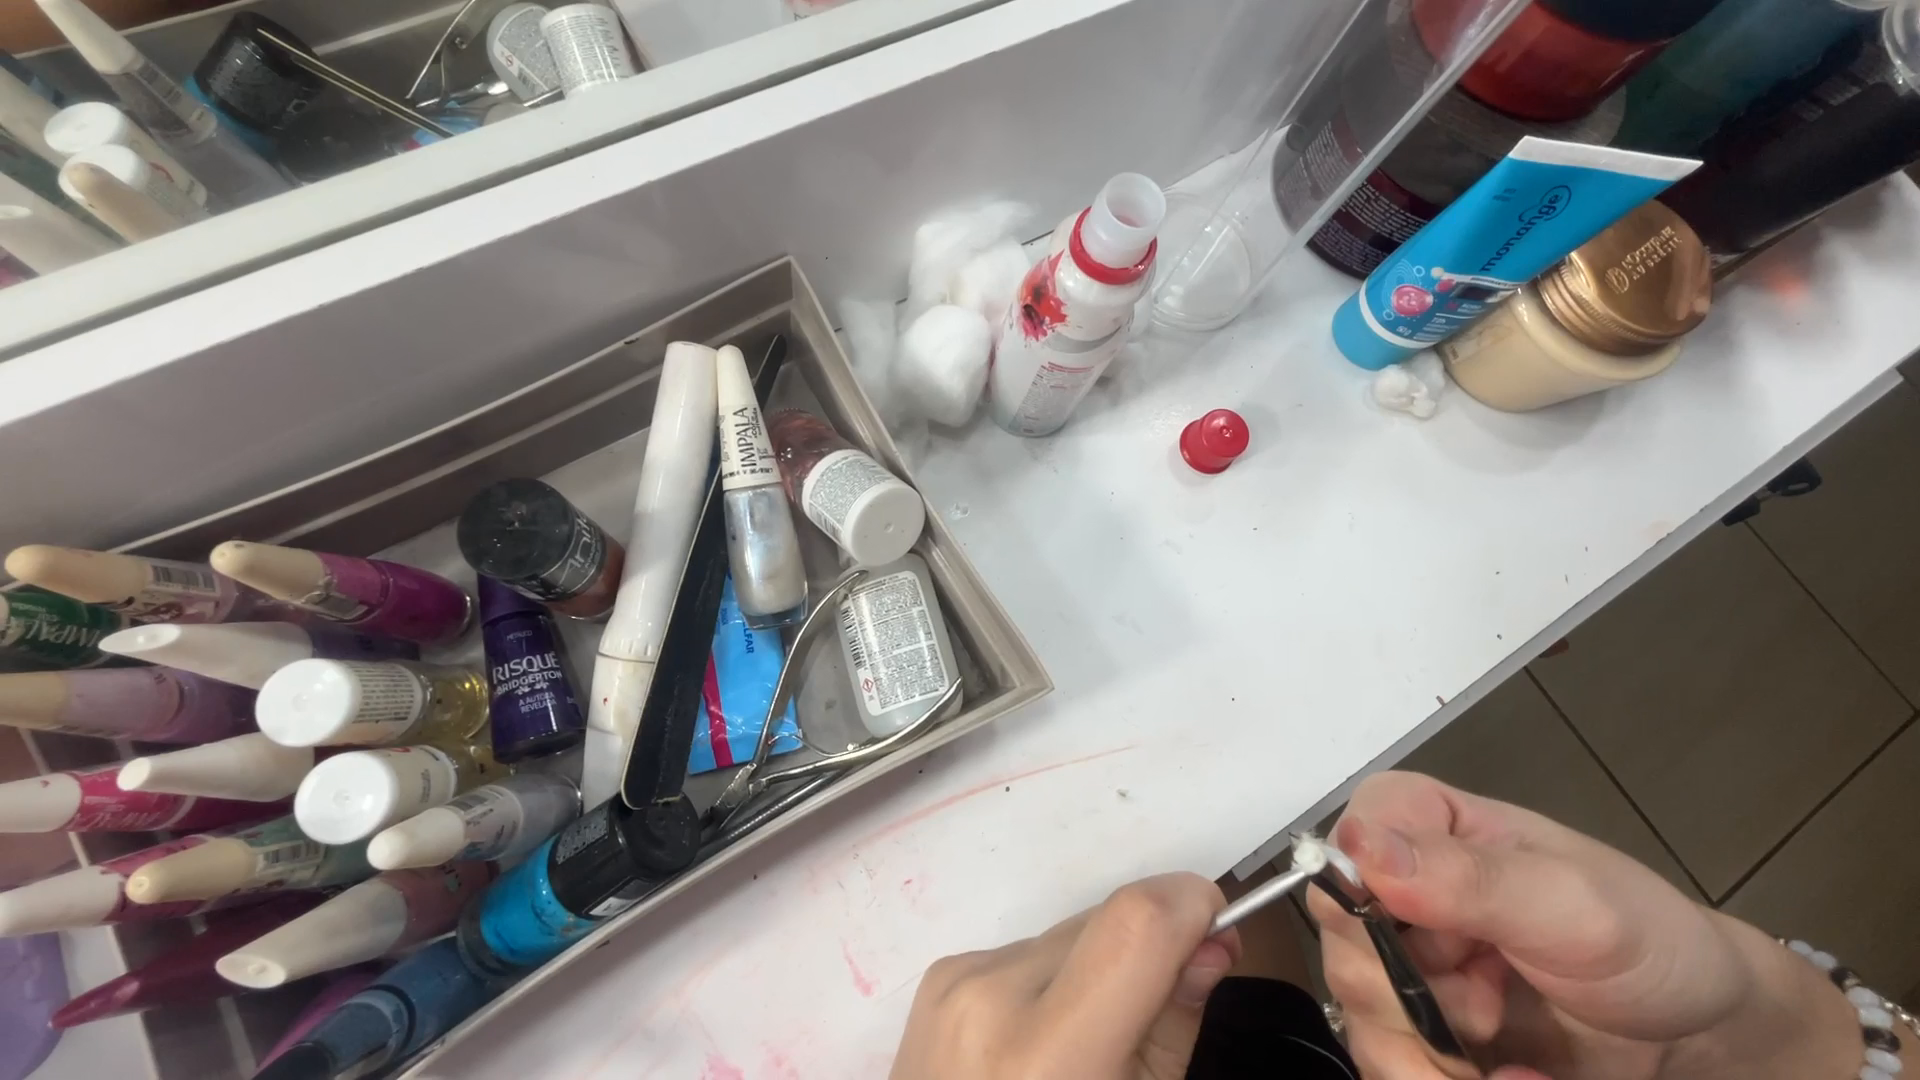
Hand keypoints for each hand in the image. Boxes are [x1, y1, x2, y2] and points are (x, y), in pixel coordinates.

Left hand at [891, 872, 1240, 1079]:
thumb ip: (1173, 1025)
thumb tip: (1209, 941)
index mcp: (1048, 1056)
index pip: (1133, 924)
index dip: (1188, 902)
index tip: (1216, 922)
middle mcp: (992, 997)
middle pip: (1101, 923)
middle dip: (1147, 948)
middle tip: (1160, 1004)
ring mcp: (957, 980)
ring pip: (1064, 935)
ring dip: (1094, 968)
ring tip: (1082, 1042)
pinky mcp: (940, 972)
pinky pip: (1023, 952)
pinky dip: (1050, 980)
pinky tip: (1038, 1037)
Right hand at [1312, 772, 1861, 1079]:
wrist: (1708, 1042)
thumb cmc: (1650, 946)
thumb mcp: (1574, 907)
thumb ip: (1468, 876)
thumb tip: (1356, 844)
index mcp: (1418, 822)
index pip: (1344, 841)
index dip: (1371, 897)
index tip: (1444, 944)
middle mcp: (1389, 882)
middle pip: (1341, 934)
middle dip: (1414, 991)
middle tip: (1489, 1005)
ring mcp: (1397, 955)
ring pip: (1357, 1006)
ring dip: (1432, 1050)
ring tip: (1504, 1054)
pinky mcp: (1410, 1022)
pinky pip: (1381, 1058)